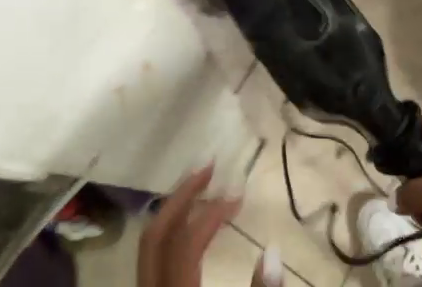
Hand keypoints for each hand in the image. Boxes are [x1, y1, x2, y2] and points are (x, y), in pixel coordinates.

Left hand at [138, 167, 248, 286]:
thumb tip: (270, 253)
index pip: (186, 243)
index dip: (211, 216)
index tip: (237, 196)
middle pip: (157, 233)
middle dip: (183, 196)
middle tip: (209, 168)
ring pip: (151, 241)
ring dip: (175, 209)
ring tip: (201, 185)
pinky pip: (153, 252)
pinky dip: (171, 229)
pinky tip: (191, 222)